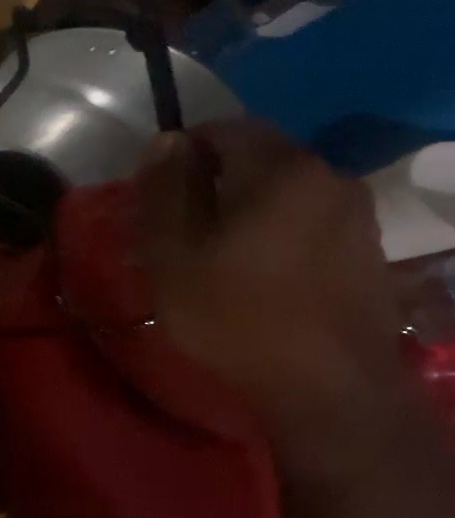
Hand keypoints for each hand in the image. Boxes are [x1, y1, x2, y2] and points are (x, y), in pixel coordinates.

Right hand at [134, 118, 402, 420]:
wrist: (327, 388)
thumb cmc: (232, 313)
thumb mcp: (171, 249)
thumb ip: (165, 188)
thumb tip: (167, 142)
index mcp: (282, 172)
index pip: (226, 129)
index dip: (180, 151)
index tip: (151, 192)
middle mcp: (330, 180)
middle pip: (255, 159)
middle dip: (209, 181)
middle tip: (170, 227)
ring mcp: (357, 217)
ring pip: (280, 192)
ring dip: (239, 209)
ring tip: (205, 254)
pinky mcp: (367, 251)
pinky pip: (304, 220)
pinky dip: (270, 232)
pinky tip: (248, 273)